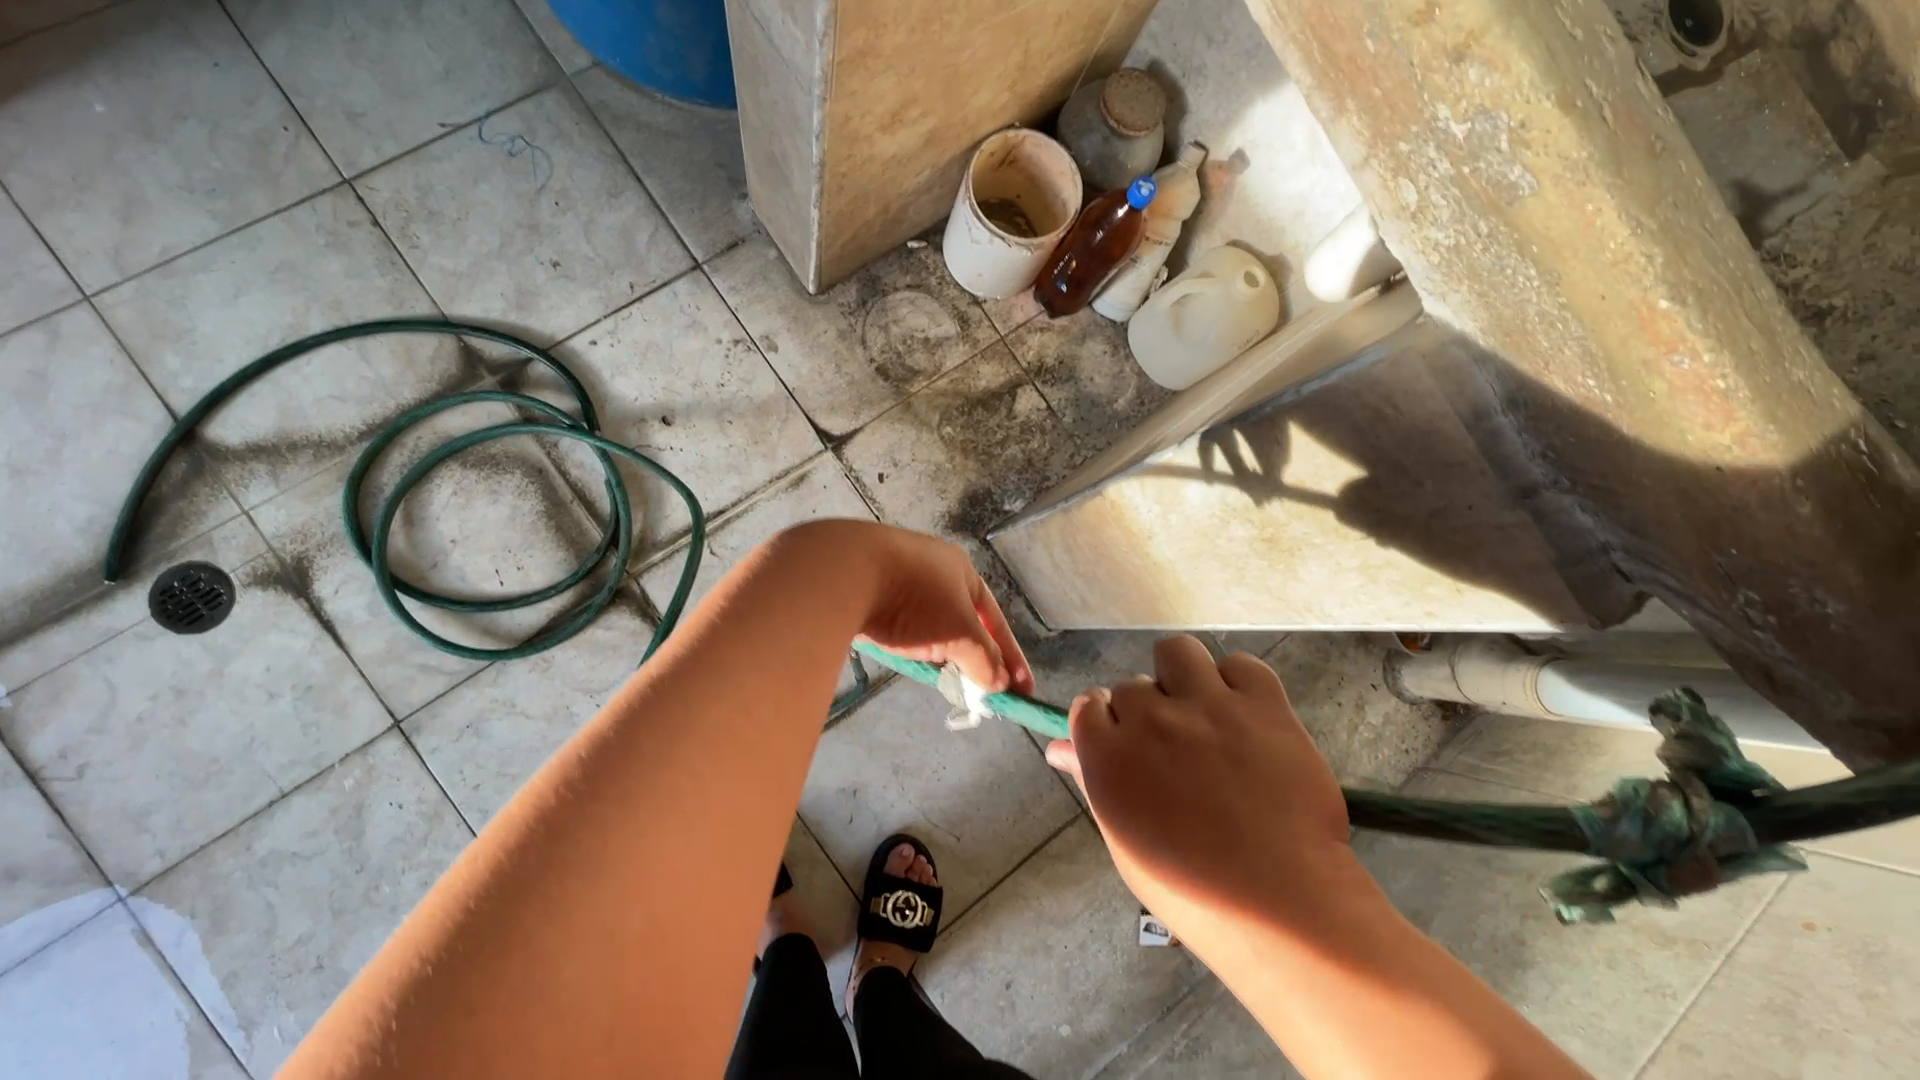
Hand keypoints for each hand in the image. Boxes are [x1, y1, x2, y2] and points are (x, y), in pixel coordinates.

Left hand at [792, 521, 1032, 695]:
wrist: (842, 573)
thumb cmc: (913, 598)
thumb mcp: (960, 632)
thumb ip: (983, 659)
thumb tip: (998, 683)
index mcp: (961, 569)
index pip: (995, 618)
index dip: (1011, 656)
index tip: (1023, 689)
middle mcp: (931, 567)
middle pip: (961, 620)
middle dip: (973, 654)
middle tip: (980, 689)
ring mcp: (896, 577)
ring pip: (928, 623)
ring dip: (939, 651)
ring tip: (945, 680)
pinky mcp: (867, 591)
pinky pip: (898, 624)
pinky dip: (909, 644)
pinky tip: (908, 659)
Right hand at [1045, 636, 1349, 934]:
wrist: (1278, 899)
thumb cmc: (1190, 889)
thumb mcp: (1123, 838)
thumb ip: (1092, 780)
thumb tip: (1057, 748)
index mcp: (1107, 755)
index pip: (1087, 705)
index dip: (1106, 724)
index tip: (1125, 745)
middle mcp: (1150, 719)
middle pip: (1132, 686)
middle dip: (1147, 713)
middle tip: (1175, 752)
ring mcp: (1207, 706)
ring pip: (1176, 651)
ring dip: (1181, 676)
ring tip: (1202, 713)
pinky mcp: (1262, 703)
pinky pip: (1240, 664)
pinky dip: (1238, 682)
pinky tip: (1244, 715)